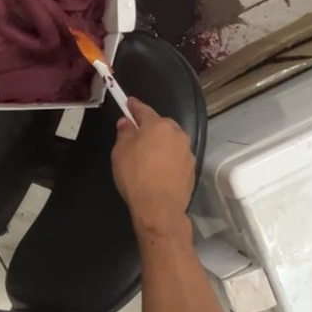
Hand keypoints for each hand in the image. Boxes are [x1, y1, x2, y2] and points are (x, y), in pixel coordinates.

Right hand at [111, 98, 193, 237]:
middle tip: (137, 137)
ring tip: (149, 158)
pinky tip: (159, 172)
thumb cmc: (136, 176)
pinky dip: (168, 160)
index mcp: (158, 125)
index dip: (134, 106)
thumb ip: (124, 133)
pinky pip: (176, 158)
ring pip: (171, 142)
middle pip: (161, 125)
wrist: (159, 208)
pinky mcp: (191, 169)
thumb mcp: (120, 152)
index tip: (129, 103)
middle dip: (150, 128)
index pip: (143, 110)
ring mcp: (187, 152)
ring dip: (161, 145)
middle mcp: (177, 134)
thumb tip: (127, 123)